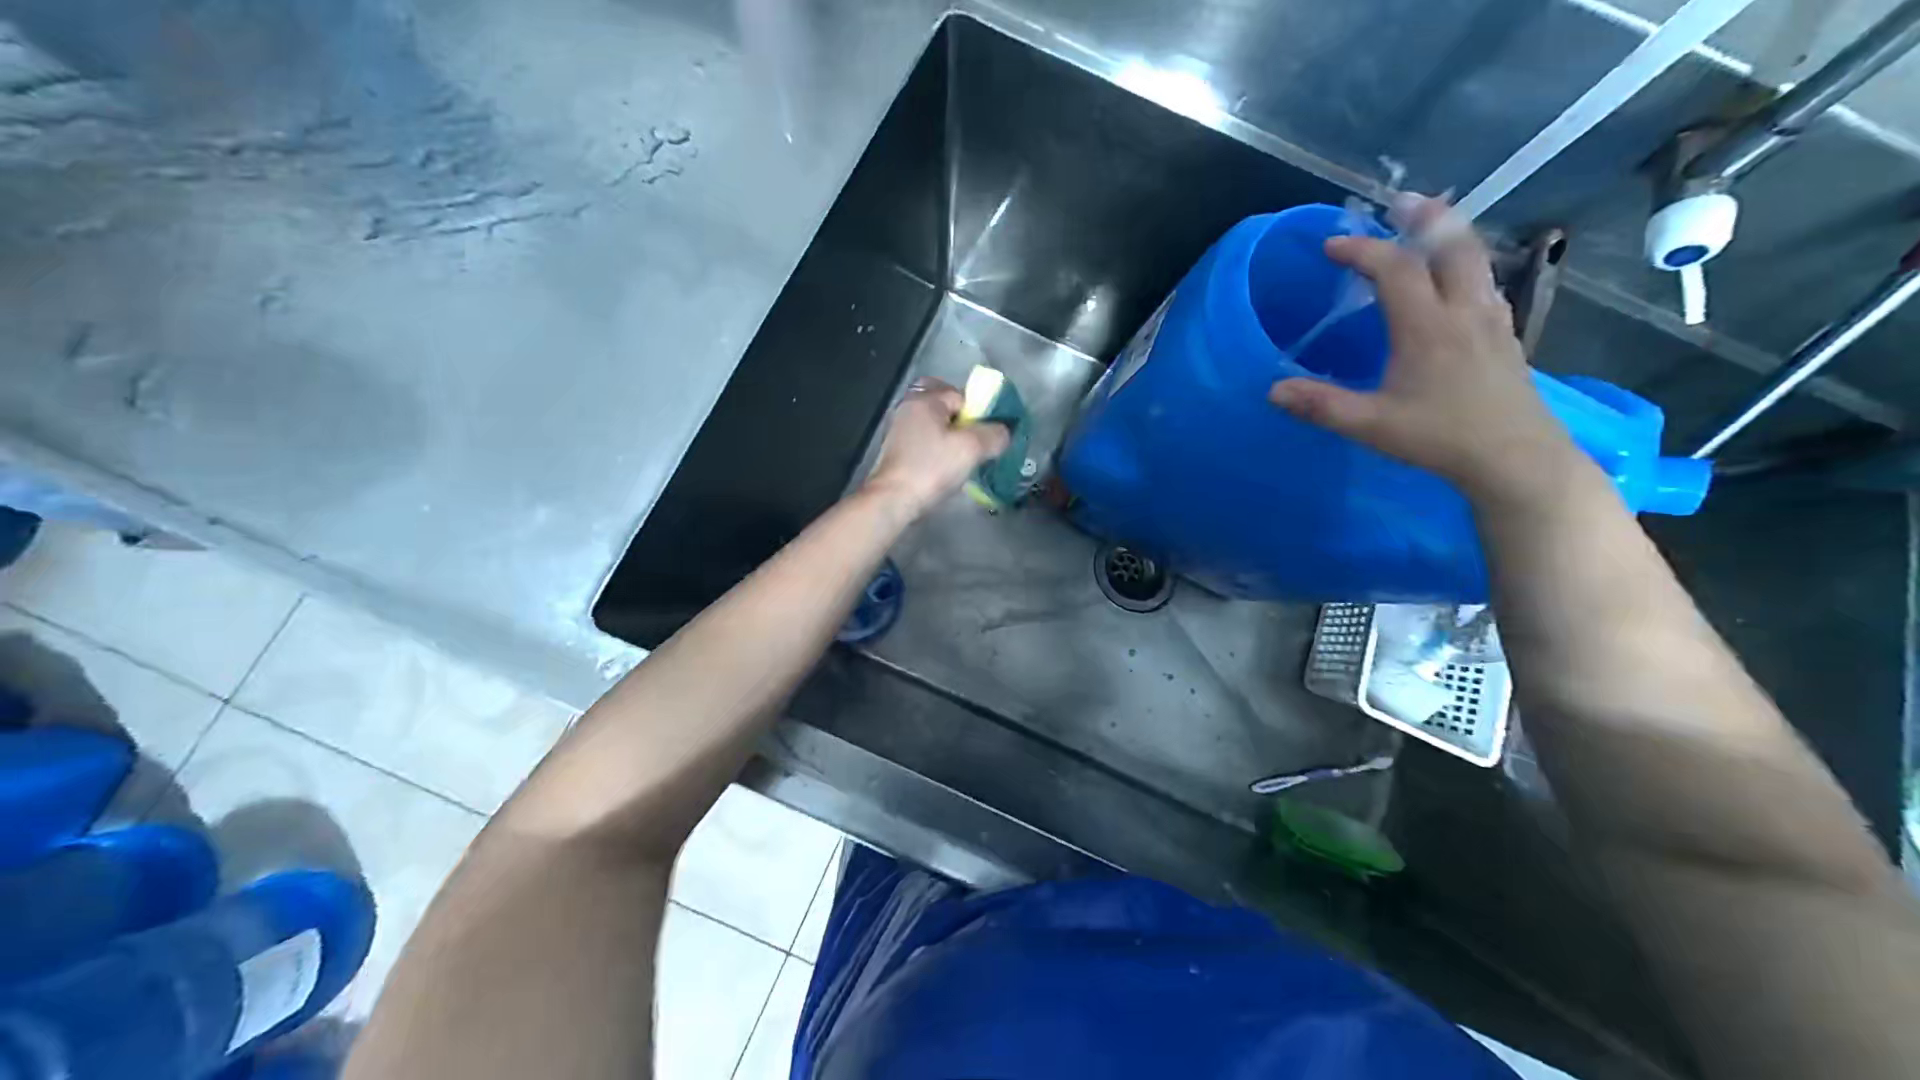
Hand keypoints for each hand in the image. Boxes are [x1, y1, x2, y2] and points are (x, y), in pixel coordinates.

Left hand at [862, 377, 1010, 519]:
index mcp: (925, 400)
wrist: (892, 500)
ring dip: (950, 440)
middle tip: (973, 447)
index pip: (962, 395)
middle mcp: (908, 408)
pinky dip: (936, 452)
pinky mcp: (895, 451)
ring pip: (934, 427)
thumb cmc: (931, 469)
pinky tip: (943, 470)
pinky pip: (924, 443)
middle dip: (963, 426)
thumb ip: (994, 435)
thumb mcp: (971, 448)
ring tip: (961, 462)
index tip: (985, 438)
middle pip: (945, 409)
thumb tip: (1004, 432)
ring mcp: (898, 430)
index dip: (978, 414)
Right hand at [1268, 197, 1581, 500]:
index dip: (1363, 251)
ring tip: (1429, 226)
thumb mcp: (1371, 425)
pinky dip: (1465, 265)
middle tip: (1399, 202)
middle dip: (1424, 219)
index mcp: (1427, 327)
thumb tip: (1273, 390)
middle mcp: (1463, 311)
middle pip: (1451, 245)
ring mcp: (1492, 321)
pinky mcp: (1505, 336)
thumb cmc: (1441, 438)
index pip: (1395, 270)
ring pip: (1475, 260)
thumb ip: (1321, 405)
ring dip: (1449, 236)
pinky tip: (1455, 281)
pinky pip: (1484, 283)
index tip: (1332, 246)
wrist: (1516, 458)